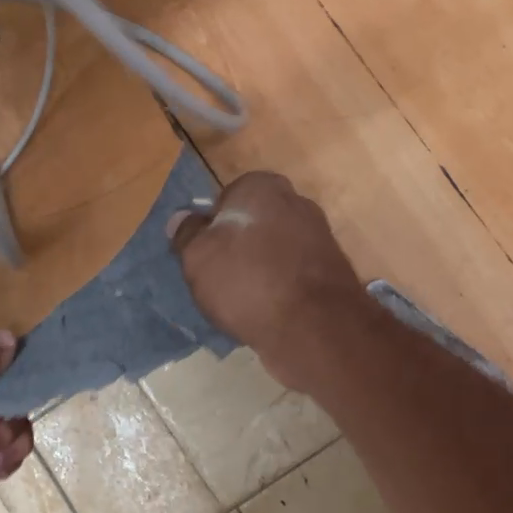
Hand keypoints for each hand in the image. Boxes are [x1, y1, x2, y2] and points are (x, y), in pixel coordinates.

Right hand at [170, 172, 366, 390]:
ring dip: (257, 272)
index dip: (210, 228)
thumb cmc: (246, 280)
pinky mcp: (330, 271)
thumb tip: (181, 218)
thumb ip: (186, 234)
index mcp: (262, 186)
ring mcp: (318, 237)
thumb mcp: (197, 256)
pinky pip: (291, 276)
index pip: (225, 198)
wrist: (313, 326)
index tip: (202, 256)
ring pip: (273, 251)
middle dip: (236, 248)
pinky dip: (278, 290)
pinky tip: (266, 312)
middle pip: (252, 224)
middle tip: (218, 281)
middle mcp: (296, 202)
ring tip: (241, 303)